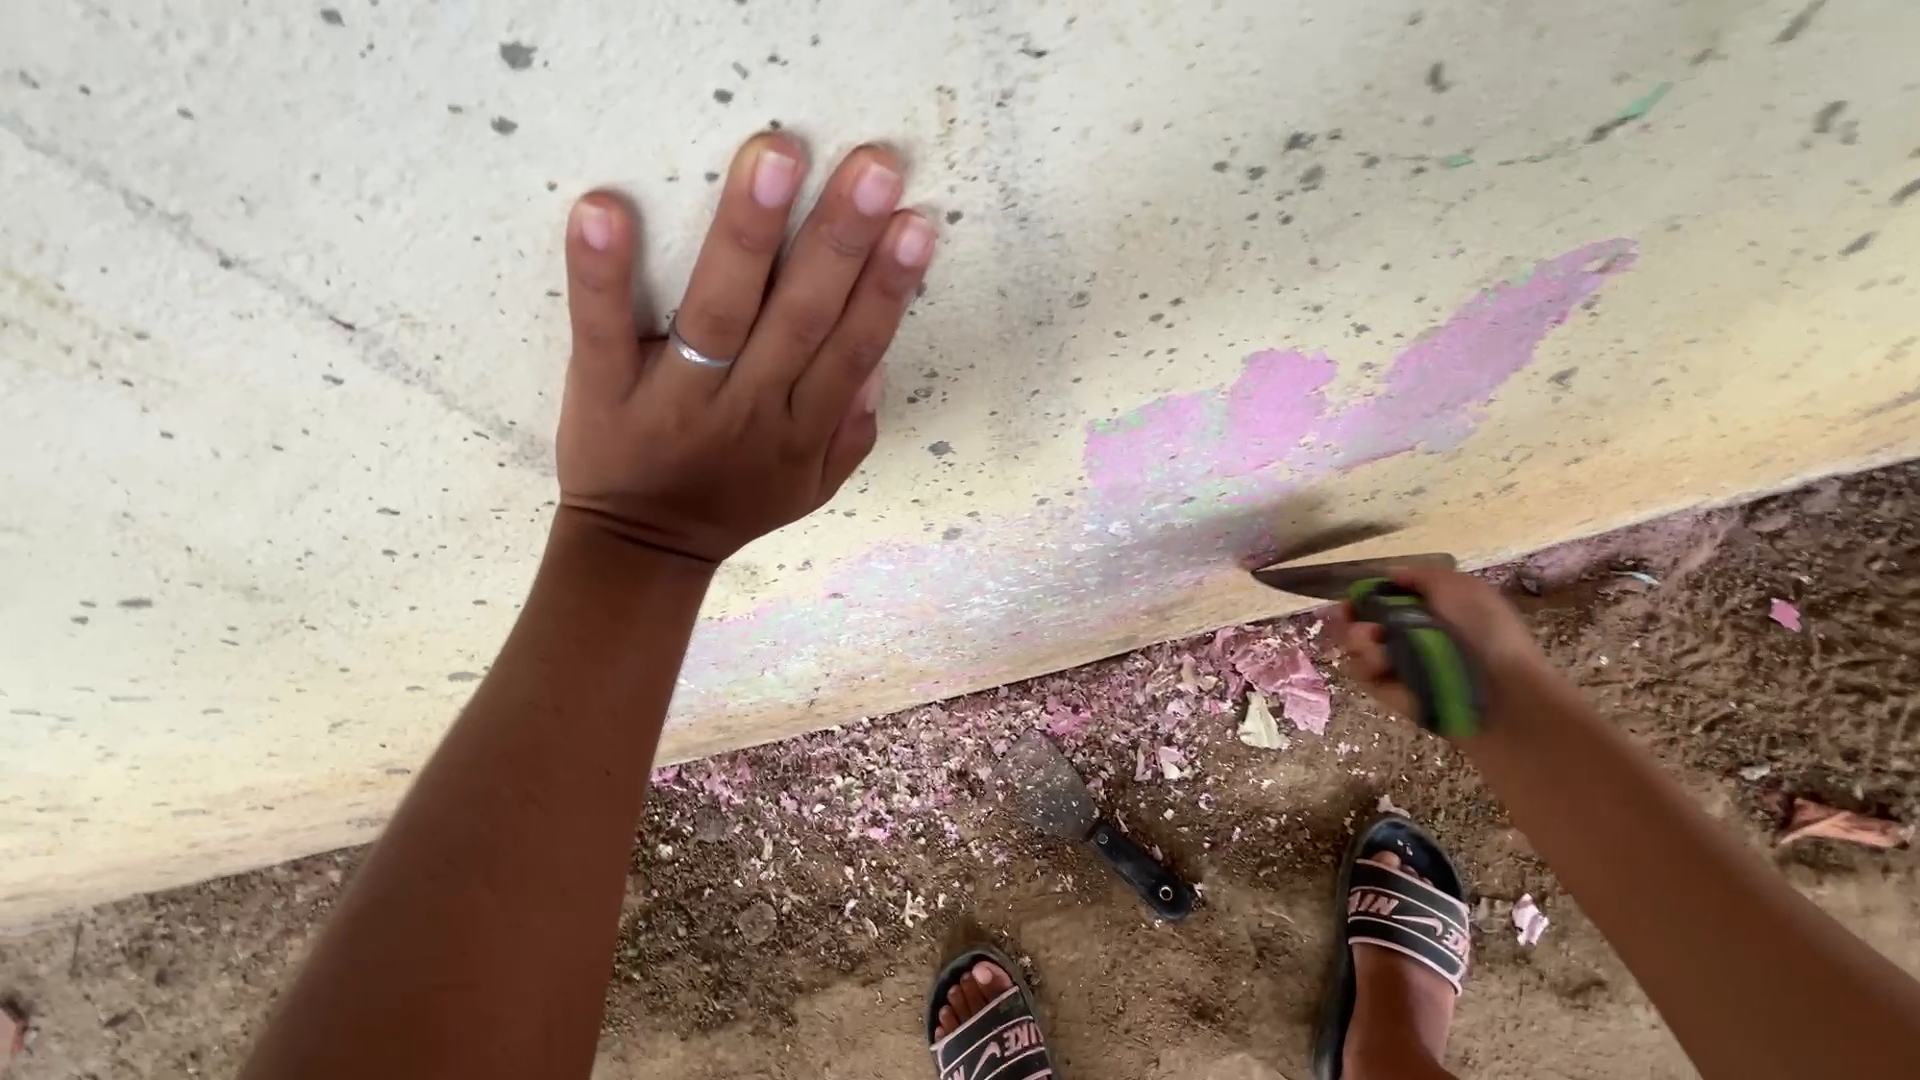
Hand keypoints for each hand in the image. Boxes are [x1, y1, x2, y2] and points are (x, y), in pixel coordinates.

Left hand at [555, 133, 936, 562]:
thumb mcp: (814, 486)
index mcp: (800, 429)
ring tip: (775, 158)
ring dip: (748, 236)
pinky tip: (604, 208)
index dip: (888, 288)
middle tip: (872, 165)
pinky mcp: (604, 391)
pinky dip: (601, 274)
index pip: (854, 348)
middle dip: (839, 241)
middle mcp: (748, 409)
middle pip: (801, 319)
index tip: (915, 223)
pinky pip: (601, 330)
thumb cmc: (735, 505)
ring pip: (720, 313)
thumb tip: (880, 360)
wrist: (643, 548)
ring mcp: (675, 399)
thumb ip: (854, 430)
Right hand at [1331, 566, 1560, 730]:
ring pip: (1355, 645)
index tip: (1354, 595)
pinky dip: (1367, 664)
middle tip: (1344, 615)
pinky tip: (1382, 663)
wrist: (1501, 690)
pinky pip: (1361, 671)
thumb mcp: (1461, 587)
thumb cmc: (1486, 632)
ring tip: (1374, 640)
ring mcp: (1397, 664)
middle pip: (1360, 620)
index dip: (1365, 596)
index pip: (1383, 600)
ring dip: (1358, 638)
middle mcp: (1408, 636)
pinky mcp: (1388, 691)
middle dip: (1348, 615)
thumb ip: (1421, 576)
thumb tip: (1389, 575)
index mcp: (1427, 611)